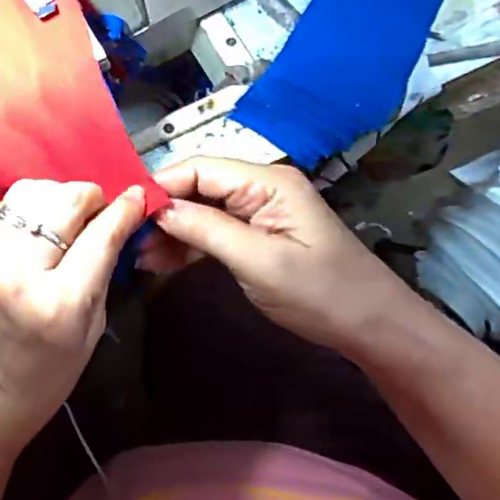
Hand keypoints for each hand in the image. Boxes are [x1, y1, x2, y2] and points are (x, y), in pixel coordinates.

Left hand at [0, 180, 148, 459]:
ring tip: (68, 218)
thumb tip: (118, 221)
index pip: (101, 235)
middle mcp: (20, 269)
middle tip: (99, 216)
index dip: (125, 209)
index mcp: (59, 302)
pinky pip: (7, 203)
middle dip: (92, 199)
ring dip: (60, 197)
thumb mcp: (91, 330)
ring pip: (34, 190)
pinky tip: (41, 223)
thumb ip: (103, 270)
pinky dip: (31, 203)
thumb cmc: (45, 379)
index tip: (138, 196)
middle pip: (66, 200)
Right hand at [140, 157, 419, 352]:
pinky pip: (212, 232)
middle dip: (161, 212)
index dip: (161, 185)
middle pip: (196, 189)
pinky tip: (159, 262)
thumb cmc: (322, 293)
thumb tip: (156, 209)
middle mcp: (258, 188)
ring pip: (199, 212)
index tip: (125, 210)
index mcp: (266, 181)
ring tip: (137, 256)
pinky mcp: (256, 236)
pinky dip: (187, 246)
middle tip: (126, 239)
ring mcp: (257, 212)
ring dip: (170, 232)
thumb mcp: (259, 261)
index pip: (199, 169)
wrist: (374, 329)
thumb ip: (206, 229)